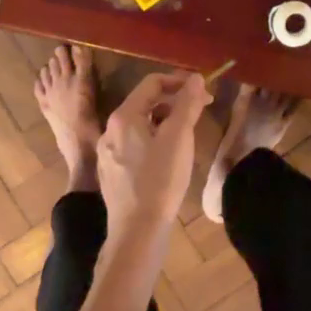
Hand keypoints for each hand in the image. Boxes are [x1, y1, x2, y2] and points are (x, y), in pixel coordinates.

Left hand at [96, 72, 211, 235]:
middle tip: (199, 112)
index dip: (179, 81)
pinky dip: (153, 142)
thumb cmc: (160, 180)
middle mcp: (110, 130)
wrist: (137, 233)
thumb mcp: (179, 137)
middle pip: (145, 103)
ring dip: (165, 122)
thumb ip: (187, 103)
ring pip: (140, 126)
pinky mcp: (112, 174)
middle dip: (174, 103)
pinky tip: (167, 159)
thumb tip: (195, 78)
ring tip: (186, 136)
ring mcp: (107, 154)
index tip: (202, 91)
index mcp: (123, 116)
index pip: (152, 83)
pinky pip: (134, 146)